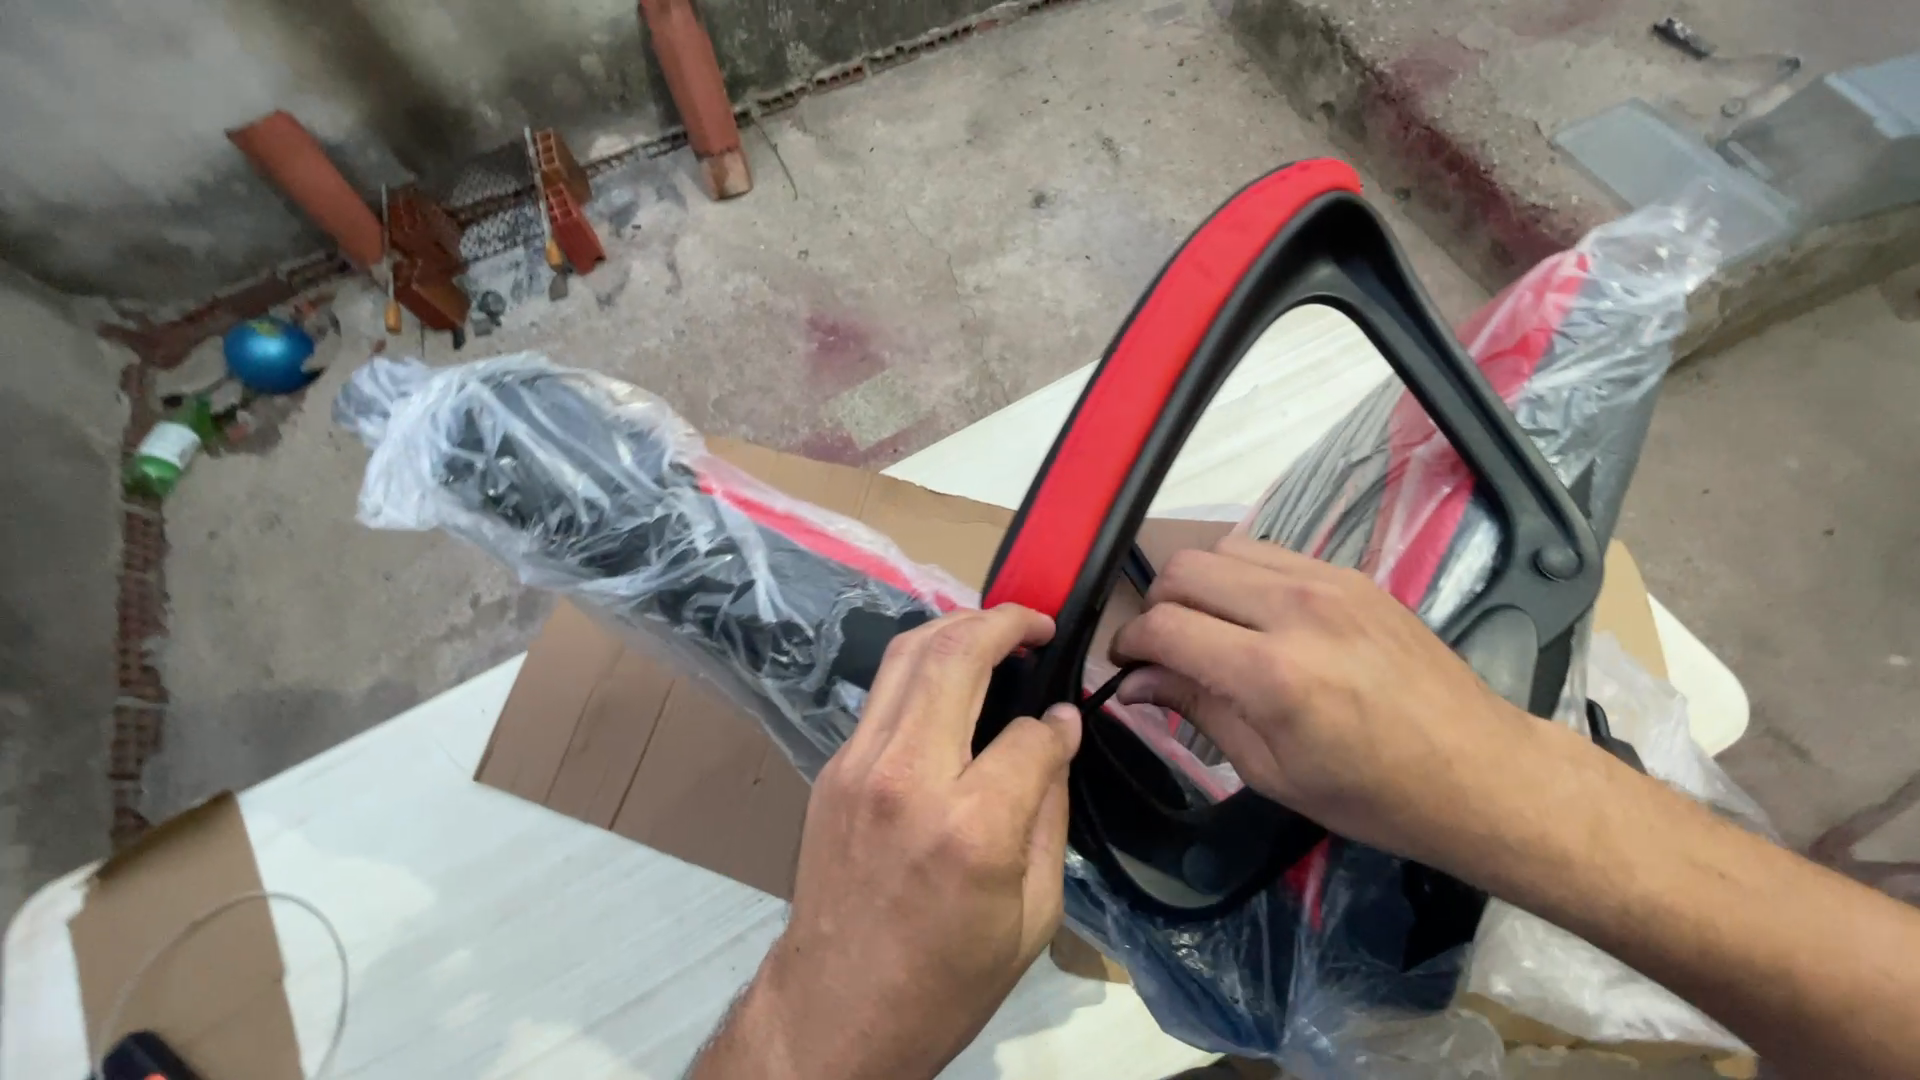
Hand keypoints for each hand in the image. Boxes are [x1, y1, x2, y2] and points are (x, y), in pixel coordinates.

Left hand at [692, 605, 1082, 1079]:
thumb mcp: (1033, 912)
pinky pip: (884, 690)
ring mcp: (859, 763)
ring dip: (957, 626)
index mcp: (970, 826)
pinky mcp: (834, 765)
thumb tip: (1058, 733)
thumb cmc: (948, 978)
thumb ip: (1049, 808)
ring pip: (908, 654)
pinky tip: (950, 676)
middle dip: (1004, 623)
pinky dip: (923, 665)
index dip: (1059, 722)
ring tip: (994, 629)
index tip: (1067, 720)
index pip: (1030, 731)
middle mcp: (907, 776)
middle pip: (956, 655)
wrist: (837, 1007)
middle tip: (1035, 622)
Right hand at [1110, 533, 1537, 870]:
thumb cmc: (1369, 794)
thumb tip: (1132, 681)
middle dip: (1155, 607)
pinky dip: (1239, 575)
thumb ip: (1195, 708)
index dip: (1128, 643)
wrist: (1480, 772)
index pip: (1164, 626)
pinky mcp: (1350, 574)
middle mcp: (1295, 610)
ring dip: (1196, 584)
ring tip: (1205, 626)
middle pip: (1182, 571)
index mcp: (1272, 674)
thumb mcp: (1268, 769)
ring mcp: (1327, 582)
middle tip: (1163, 647)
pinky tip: (1251, 614)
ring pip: (1220, 548)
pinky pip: (1267, 551)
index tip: (1125, 664)